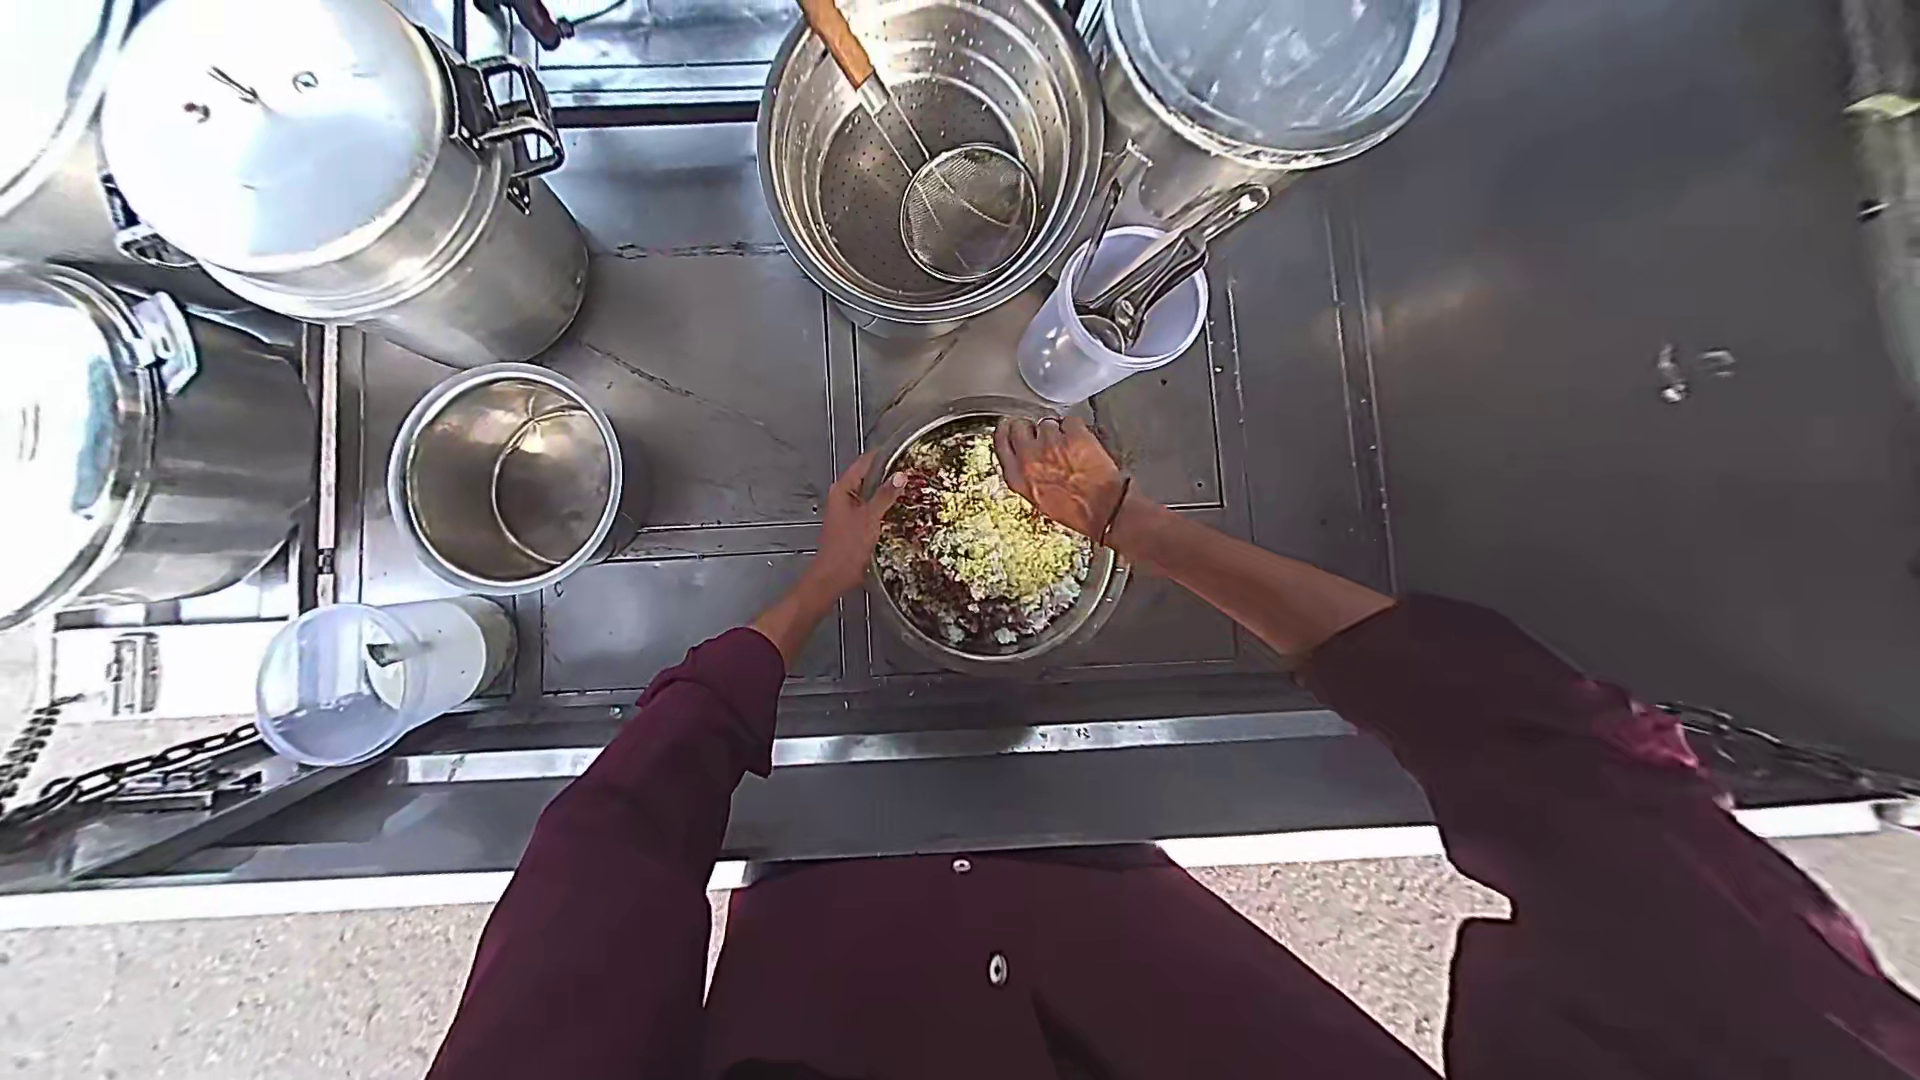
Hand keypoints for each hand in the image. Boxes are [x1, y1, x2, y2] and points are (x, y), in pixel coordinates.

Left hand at [803, 448, 905, 597]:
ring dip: (888, 491)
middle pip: (869, 478)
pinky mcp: (856, 524)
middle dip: (889, 474)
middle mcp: (844, 497)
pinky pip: (873, 508)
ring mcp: (850, 511)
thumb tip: (900, 476)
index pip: (864, 463)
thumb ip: (885, 495)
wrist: (835, 575)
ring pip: (872, 494)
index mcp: (842, 490)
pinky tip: (901, 508)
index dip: (882, 455)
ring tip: (911, 486)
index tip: (902, 450)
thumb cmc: (847, 546)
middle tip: (912, 469)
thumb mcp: (870, 518)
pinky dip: (886, 506)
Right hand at [994, 416, 1129, 538]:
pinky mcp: (1073, 434)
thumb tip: (1024, 460)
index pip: (1001, 443)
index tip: (1009, 426)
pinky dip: (1076, 429)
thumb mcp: (1038, 500)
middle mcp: (1030, 458)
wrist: (1105, 509)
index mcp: (1018, 477)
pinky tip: (1082, 444)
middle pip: (1019, 426)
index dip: (1006, 431)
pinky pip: (1069, 421)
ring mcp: (1051, 443)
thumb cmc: (1075, 511)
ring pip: (1047, 423)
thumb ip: (1025, 476)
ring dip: (1057, 432)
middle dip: (1030, 428)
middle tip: (1042, 436)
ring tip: (1069, 449)